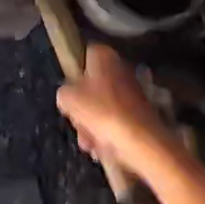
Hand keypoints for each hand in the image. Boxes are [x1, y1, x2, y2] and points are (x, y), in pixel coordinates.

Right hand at [55, 45, 180, 180]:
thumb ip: (64, 92)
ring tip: (89, 142)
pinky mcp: (138, 110)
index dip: (73, 76)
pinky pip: (114, 119)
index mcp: (104, 56)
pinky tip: (101, 148)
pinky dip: (106, 133)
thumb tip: (67, 95)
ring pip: (101, 106)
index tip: (69, 94)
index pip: (83, 56)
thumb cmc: (102, 111)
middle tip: (78, 124)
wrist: (140, 139)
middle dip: (81, 109)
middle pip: (90, 86)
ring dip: (90, 126)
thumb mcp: (70, 99)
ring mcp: (131, 89)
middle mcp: (120, 67)